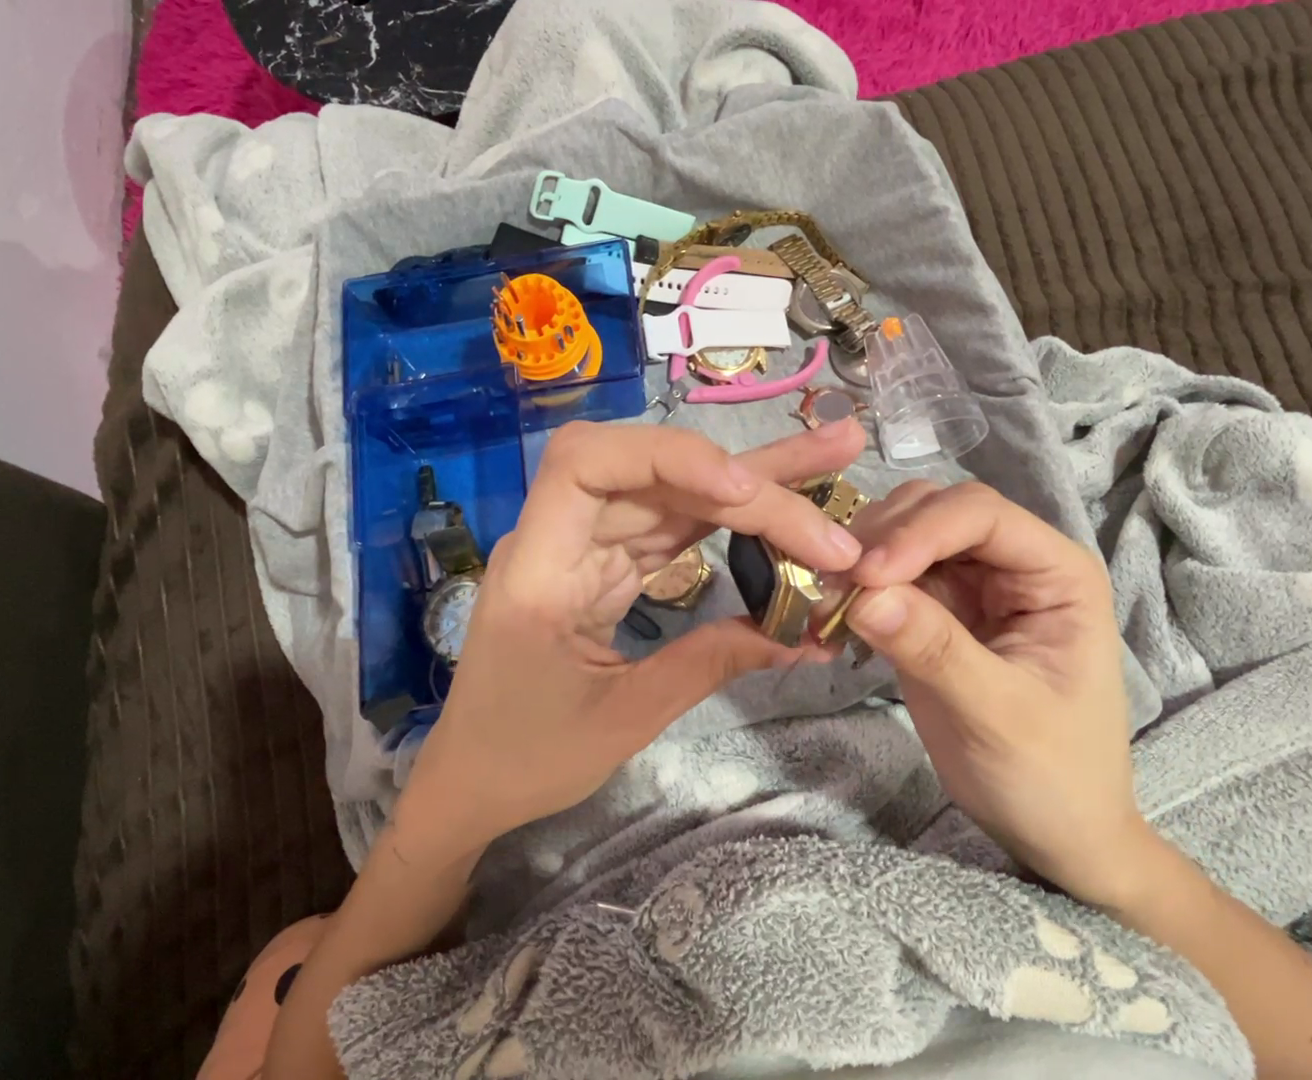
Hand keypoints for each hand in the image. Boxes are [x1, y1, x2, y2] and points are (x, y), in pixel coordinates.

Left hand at [393, 420, 866, 858]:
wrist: (472, 778)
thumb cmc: (527, 757)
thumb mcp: (625, 718)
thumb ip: (711, 663)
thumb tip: (806, 633)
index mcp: (539, 570)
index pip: (585, 463)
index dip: (666, 456)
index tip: (742, 490)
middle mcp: (558, 539)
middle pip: (651, 474)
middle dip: (744, 475)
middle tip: (838, 464)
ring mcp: (582, 547)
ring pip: (669, 493)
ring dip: (748, 482)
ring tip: (830, 461)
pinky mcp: (604, 565)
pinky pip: (669, 527)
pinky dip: (725, 521)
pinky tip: (779, 510)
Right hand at [843, 481, 1151, 904]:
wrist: (1052, 830)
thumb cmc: (1050, 775)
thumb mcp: (998, 716)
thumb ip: (937, 650)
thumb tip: (865, 595)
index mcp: (1056, 574)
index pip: (981, 515)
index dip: (920, 532)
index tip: (866, 576)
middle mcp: (1013, 565)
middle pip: (936, 512)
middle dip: (882, 538)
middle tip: (833, 583)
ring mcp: (972, 588)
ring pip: (904, 537)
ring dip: (862, 559)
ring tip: (829, 600)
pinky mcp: (935, 614)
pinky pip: (887, 580)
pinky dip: (855, 590)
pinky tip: (832, 615)